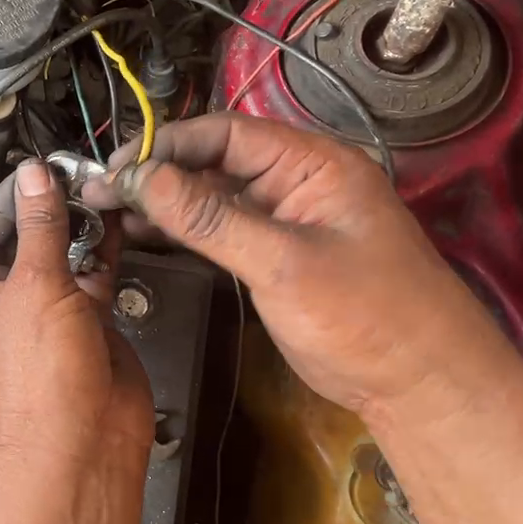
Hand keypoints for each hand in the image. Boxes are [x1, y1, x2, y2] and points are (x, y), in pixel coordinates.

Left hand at [0, 160, 154, 464]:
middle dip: (47, 211)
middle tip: (72, 177)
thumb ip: (39, 228)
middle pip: (23, 239)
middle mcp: (7, 299)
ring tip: (96, 192)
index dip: (4, 203)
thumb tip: (34, 178)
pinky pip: (92, 275)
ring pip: (61, 254)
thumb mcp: (34, 286)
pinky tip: (115, 222)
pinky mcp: (87, 320)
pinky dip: (104, 251)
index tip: (34, 177)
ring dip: (78, 227)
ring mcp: (48, 310)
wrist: (86, 440)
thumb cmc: (39, 376)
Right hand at [83, 113, 508, 413]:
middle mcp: (294, 181)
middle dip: (155, 173)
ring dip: (160, 201)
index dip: (166, 145)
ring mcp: (282, 217)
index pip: (224, 134)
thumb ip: (208, 218)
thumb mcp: (283, 263)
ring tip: (109, 210)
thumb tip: (143, 178)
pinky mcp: (270, 252)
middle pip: (210, 160)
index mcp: (313, 164)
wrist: (421, 389)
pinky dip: (177, 228)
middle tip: (101, 190)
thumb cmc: (368, 318)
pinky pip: (215, 226)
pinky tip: (140, 231)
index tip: (118, 167)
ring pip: (207, 194)